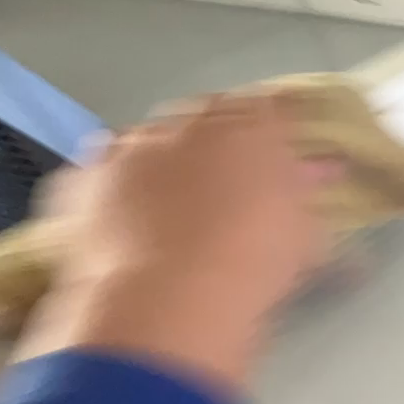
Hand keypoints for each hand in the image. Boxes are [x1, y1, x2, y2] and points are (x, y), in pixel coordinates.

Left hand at [16, 94, 334, 395]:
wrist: (171, 295)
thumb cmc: (258, 259)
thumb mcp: (306, 229)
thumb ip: (307, 191)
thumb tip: (320, 170)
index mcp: (251, 130)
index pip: (273, 107)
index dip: (283, 121)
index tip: (292, 140)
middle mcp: (187, 125)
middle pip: (210, 112)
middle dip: (226, 132)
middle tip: (241, 166)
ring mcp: (128, 147)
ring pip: (154, 136)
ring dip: (171, 153)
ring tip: (185, 190)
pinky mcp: (83, 179)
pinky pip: (107, 168)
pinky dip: (124, 180)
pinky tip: (136, 208)